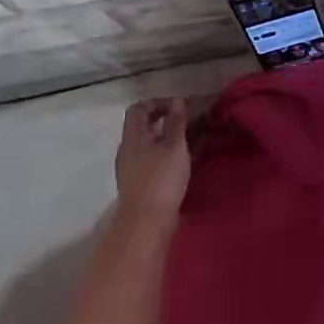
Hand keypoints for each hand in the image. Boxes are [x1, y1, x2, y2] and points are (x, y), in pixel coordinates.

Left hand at [116, 97, 190, 223]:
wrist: (146, 223)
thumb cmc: (161, 178)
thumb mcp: (174, 145)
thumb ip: (176, 121)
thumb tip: (176, 100)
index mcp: (133, 136)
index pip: (139, 108)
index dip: (158, 102)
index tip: (180, 106)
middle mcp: (129, 149)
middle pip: (144, 125)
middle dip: (167, 119)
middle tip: (191, 120)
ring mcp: (133, 167)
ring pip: (151, 143)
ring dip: (170, 137)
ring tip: (193, 139)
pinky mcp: (140, 183)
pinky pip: (154, 159)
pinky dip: (169, 153)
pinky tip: (185, 160)